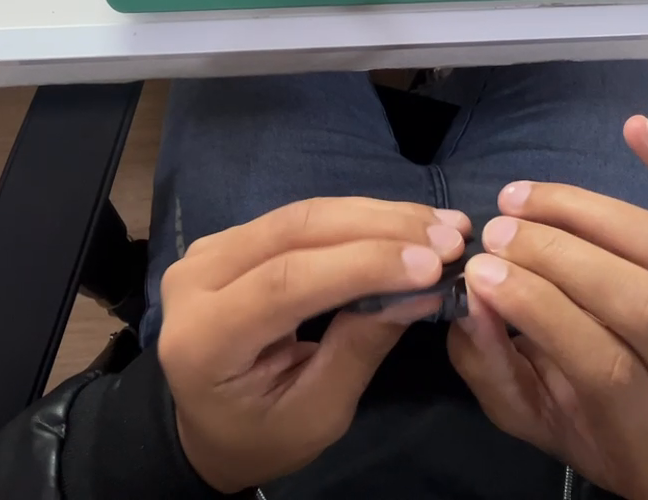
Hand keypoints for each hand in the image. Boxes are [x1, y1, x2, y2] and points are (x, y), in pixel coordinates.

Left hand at [157, 196, 470, 493]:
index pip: (286, 282)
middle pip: (295, 230)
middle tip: (450, 237)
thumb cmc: (259, 433)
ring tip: (442, 225)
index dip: (362, 265)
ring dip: (378, 216)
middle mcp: (196, 275)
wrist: (203, 424)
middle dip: (380, 229)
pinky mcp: (232, 235)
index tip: (431, 264)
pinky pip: (300, 217)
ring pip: (302, 213)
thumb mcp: (315, 414)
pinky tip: (405, 221)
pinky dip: (358, 217)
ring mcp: (210, 247)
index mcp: (204, 336)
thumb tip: (423, 289)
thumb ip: (360, 347)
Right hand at [447, 116, 647, 499]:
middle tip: (496, 232)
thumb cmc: (581, 423)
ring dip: (586, 213)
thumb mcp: (524, 416)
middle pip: (645, 305)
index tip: (480, 271)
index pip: (607, 369)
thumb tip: (471, 292)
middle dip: (559, 257)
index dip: (541, 310)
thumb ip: (490, 364)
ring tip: (520, 199)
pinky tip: (633, 128)